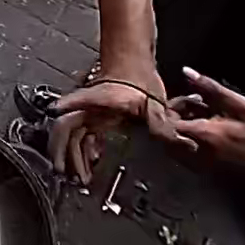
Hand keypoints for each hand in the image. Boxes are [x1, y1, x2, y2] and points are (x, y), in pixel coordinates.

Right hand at [48, 63, 166, 183]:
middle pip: (64, 131)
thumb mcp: (154, 104)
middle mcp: (87, 109)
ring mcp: (89, 113)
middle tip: (68, 176)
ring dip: (72, 156)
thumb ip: (164, 126)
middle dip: (62, 154)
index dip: (60, 139)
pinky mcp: (94, 118)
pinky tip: (91, 163)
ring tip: (79, 178)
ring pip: (71, 136)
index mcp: (96, 105)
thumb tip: (186, 143)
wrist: (134, 66)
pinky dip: (82, 151)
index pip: (70, 119)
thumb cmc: (139, 80)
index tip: (58, 157)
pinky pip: (81, 136)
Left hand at [165, 68, 244, 177]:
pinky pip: (178, 150)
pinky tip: (204, 132)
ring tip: (203, 118)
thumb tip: (185, 70)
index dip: (174, 105)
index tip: (193, 100)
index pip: (166, 117)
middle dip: (176, 113)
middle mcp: (191, 150)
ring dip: (179, 125)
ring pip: (169, 139)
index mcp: (201, 133)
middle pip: (164, 127)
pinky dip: (184, 137)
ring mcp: (192, 162)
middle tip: (198, 107)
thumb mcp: (240, 106)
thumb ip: (211, 87)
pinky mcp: (195, 168)